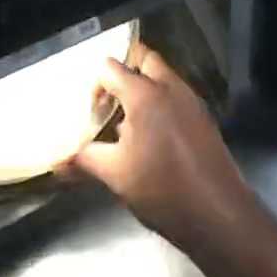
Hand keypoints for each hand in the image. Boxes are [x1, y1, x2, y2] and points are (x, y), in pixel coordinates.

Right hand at [65, 50, 258, 247]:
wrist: (220, 217)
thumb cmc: (162, 189)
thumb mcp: (115, 174)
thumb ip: (84, 160)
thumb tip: (57, 162)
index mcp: (145, 93)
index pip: (111, 67)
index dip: (96, 86)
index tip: (93, 113)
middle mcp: (170, 87)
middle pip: (144, 60)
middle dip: (125, 73)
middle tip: (110, 101)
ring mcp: (192, 102)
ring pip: (163, 78)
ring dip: (144, 90)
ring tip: (128, 124)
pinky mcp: (204, 120)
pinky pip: (177, 98)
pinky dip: (162, 105)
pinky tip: (153, 140)